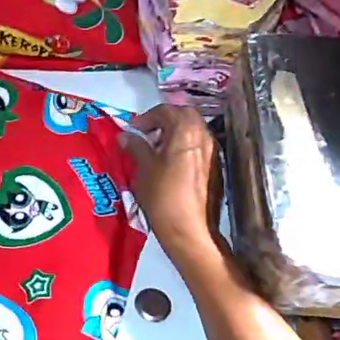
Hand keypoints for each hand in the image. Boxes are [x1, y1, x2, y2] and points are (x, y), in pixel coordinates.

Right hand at [120, 104, 220, 264]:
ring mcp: (212, 151)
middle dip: (164, 119)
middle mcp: (203, 135)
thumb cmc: (162, 196)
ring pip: (193, 129)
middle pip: (184, 115)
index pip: (166, 110)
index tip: (133, 128)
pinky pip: (198, 145)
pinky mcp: (214, 167)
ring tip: (155, 148)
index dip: (147, 116)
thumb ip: (135, 146)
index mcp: (185, 131)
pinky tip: (169, 162)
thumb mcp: (143, 168)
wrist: (188, 229)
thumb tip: (125, 134)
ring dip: (174, 132)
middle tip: (146, 134)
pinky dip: (183, 145)